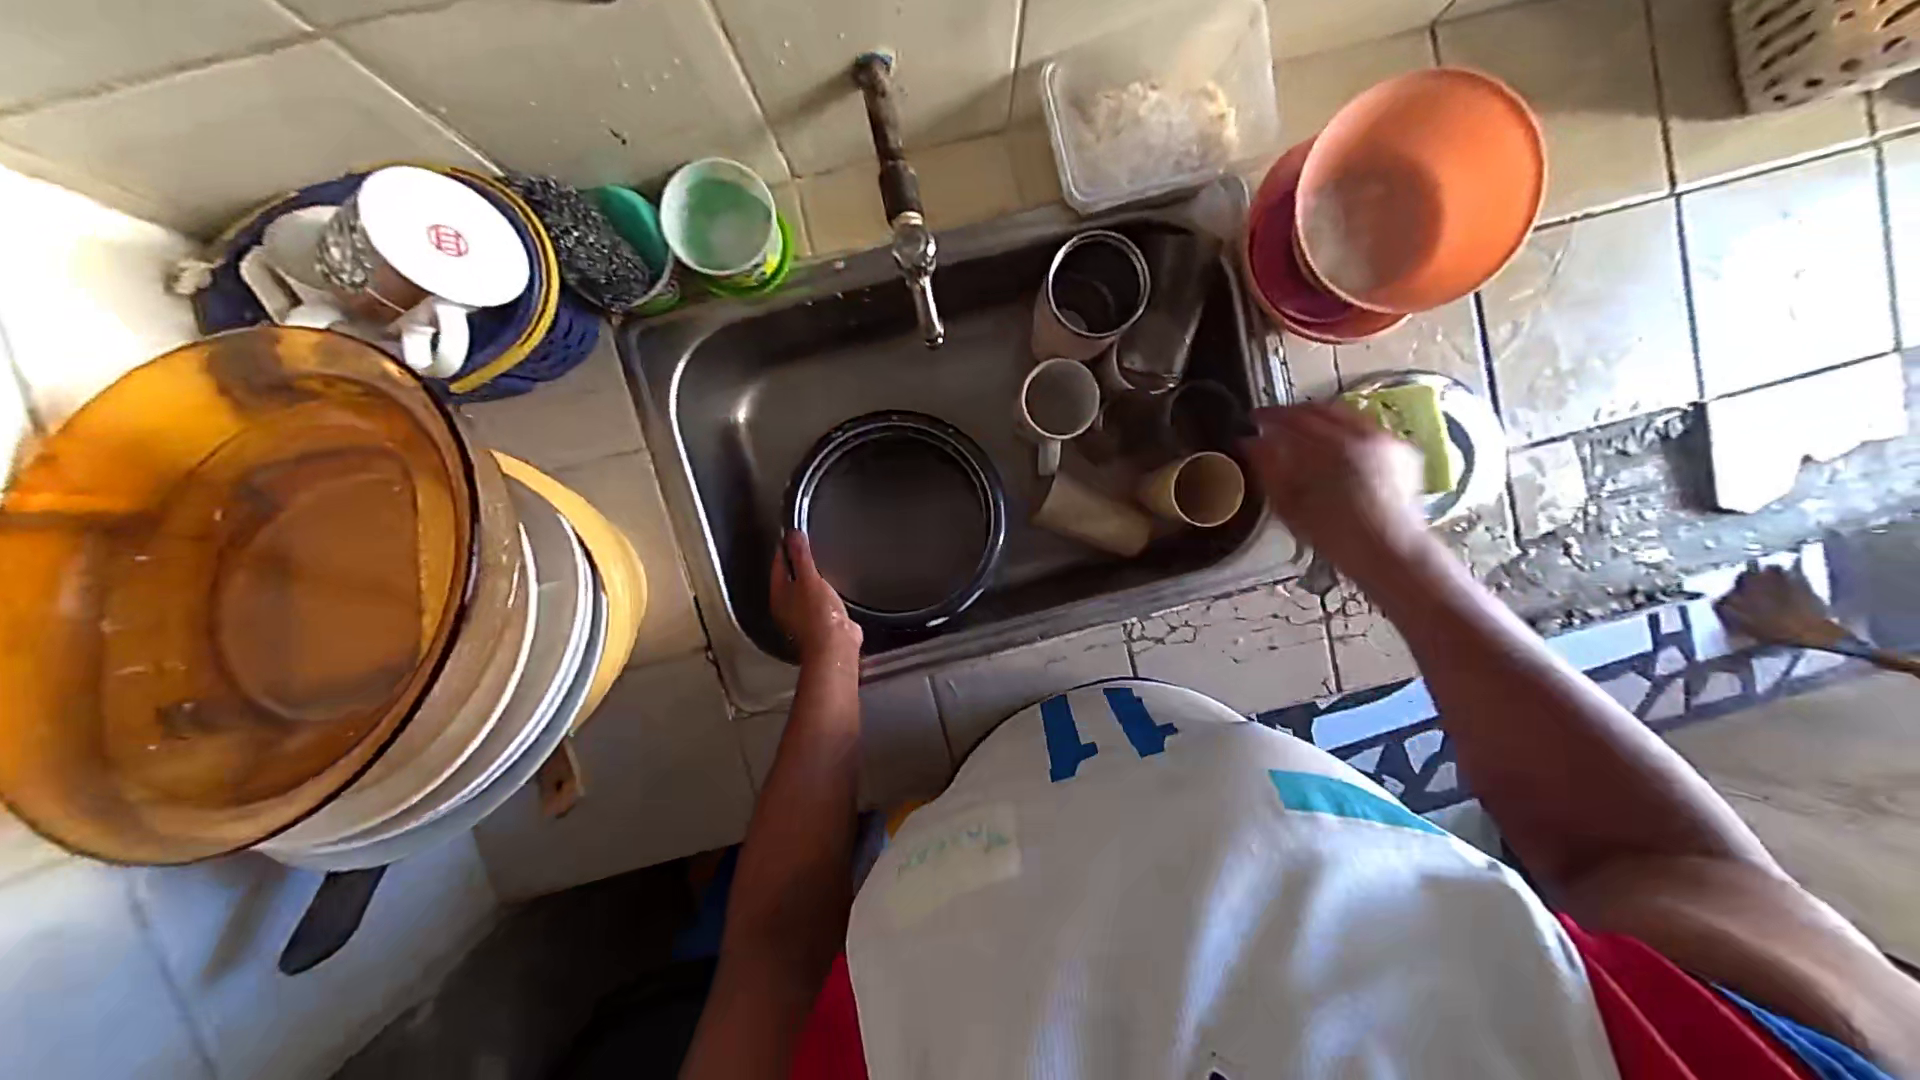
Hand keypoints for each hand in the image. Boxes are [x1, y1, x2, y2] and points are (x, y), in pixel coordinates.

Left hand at [770, 531, 861, 664]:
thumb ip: (801, 556)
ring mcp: (802, 617)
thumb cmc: (818, 613)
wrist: (835, 646)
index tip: (796, 535)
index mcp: (778, 594)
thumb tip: (793, 534)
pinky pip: (818, 601)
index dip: (786, 548)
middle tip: (809, 547)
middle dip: (798, 564)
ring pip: (803, 591)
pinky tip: (832, 586)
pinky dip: (823, 593)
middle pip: (789, 578)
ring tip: (821, 564)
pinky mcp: (819, 623)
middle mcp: (786, 607)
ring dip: (811, 579)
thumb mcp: (809, 578)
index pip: (778, 564)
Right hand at [1239, 403, 1427, 561]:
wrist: (1388, 550)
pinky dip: (1344, 429)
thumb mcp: (1289, 504)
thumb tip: (1250, 443)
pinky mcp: (1401, 450)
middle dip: (1294, 413)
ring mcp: (1385, 439)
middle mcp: (1362, 434)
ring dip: (1319, 418)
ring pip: (1345, 415)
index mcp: (1332, 447)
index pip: (1293, 417)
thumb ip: (1267, 467)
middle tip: (1274, 422)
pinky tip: (1333, 445)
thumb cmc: (1334, 534)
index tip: (1253, 418)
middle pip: (1321, 410)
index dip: (1269, 415)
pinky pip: (1365, 427)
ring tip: (1301, 432)